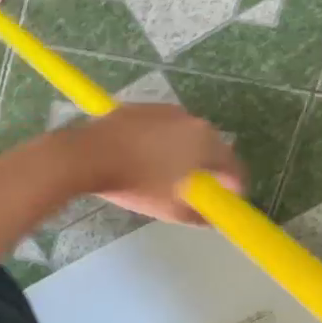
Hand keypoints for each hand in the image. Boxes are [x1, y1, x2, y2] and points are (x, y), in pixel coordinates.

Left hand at [55, 104, 245, 224]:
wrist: (87, 154)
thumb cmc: (134, 183)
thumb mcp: (170, 210)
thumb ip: (199, 214)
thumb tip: (210, 216)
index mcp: (207, 143)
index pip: (234, 169)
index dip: (233, 189)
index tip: (223, 203)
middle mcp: (192, 120)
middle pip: (212, 148)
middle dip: (207, 169)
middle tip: (194, 189)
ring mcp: (165, 110)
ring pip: (185, 135)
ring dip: (183, 152)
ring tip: (164, 173)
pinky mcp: (140, 106)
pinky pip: (161, 127)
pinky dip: (159, 140)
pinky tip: (142, 156)